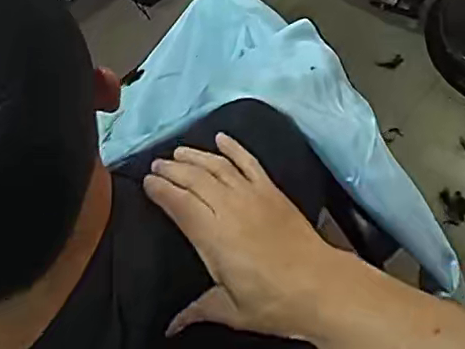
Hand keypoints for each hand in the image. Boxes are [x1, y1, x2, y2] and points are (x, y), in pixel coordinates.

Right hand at [143, 133, 356, 339]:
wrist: (317, 282)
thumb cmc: (272, 300)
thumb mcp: (230, 311)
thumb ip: (199, 310)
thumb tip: (173, 325)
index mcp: (215, 237)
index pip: (181, 205)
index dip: (162, 190)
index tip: (148, 181)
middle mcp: (231, 208)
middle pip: (196, 180)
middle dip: (173, 169)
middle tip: (156, 163)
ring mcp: (253, 194)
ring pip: (219, 166)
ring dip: (197, 156)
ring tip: (179, 151)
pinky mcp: (271, 189)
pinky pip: (248, 161)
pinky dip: (234, 147)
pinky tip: (221, 138)